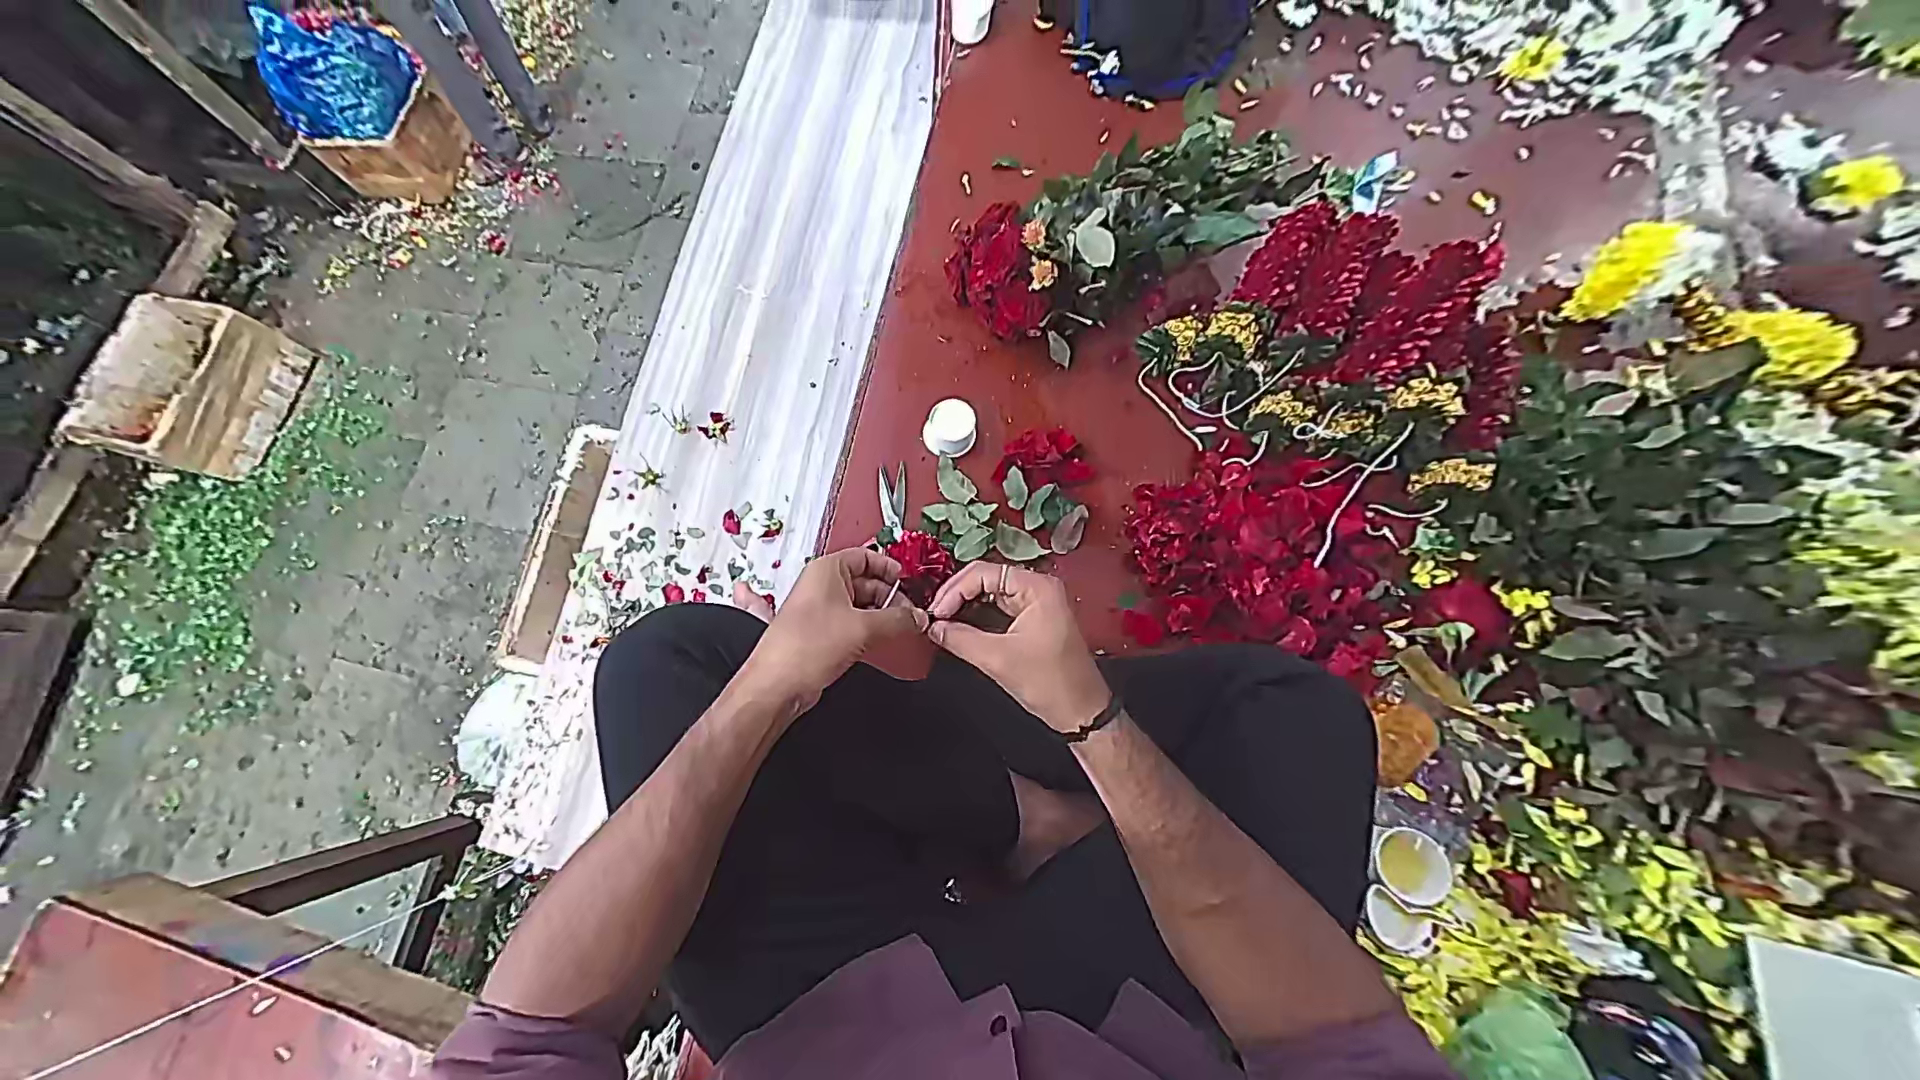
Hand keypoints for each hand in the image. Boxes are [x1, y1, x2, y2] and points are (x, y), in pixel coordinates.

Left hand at [740, 547, 926, 713]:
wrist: (778, 686)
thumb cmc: (805, 647)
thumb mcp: (862, 627)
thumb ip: (897, 620)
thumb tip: (918, 617)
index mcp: (827, 570)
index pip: (865, 556)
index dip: (889, 567)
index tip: (908, 581)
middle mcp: (823, 586)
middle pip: (867, 581)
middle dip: (890, 596)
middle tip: (911, 612)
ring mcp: (822, 610)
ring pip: (861, 605)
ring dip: (883, 615)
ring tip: (903, 627)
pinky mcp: (823, 634)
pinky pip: (853, 623)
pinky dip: (871, 628)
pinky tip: (885, 638)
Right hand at [925, 563, 1109, 733]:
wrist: (1081, 710)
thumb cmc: (1048, 682)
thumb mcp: (998, 659)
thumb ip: (960, 639)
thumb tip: (932, 627)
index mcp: (1037, 586)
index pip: (984, 573)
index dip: (954, 590)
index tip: (935, 613)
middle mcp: (1037, 586)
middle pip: (986, 578)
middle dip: (956, 596)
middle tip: (933, 618)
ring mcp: (1035, 602)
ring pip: (989, 593)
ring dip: (964, 606)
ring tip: (940, 623)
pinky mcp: (1031, 618)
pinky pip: (997, 608)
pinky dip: (977, 617)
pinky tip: (958, 628)